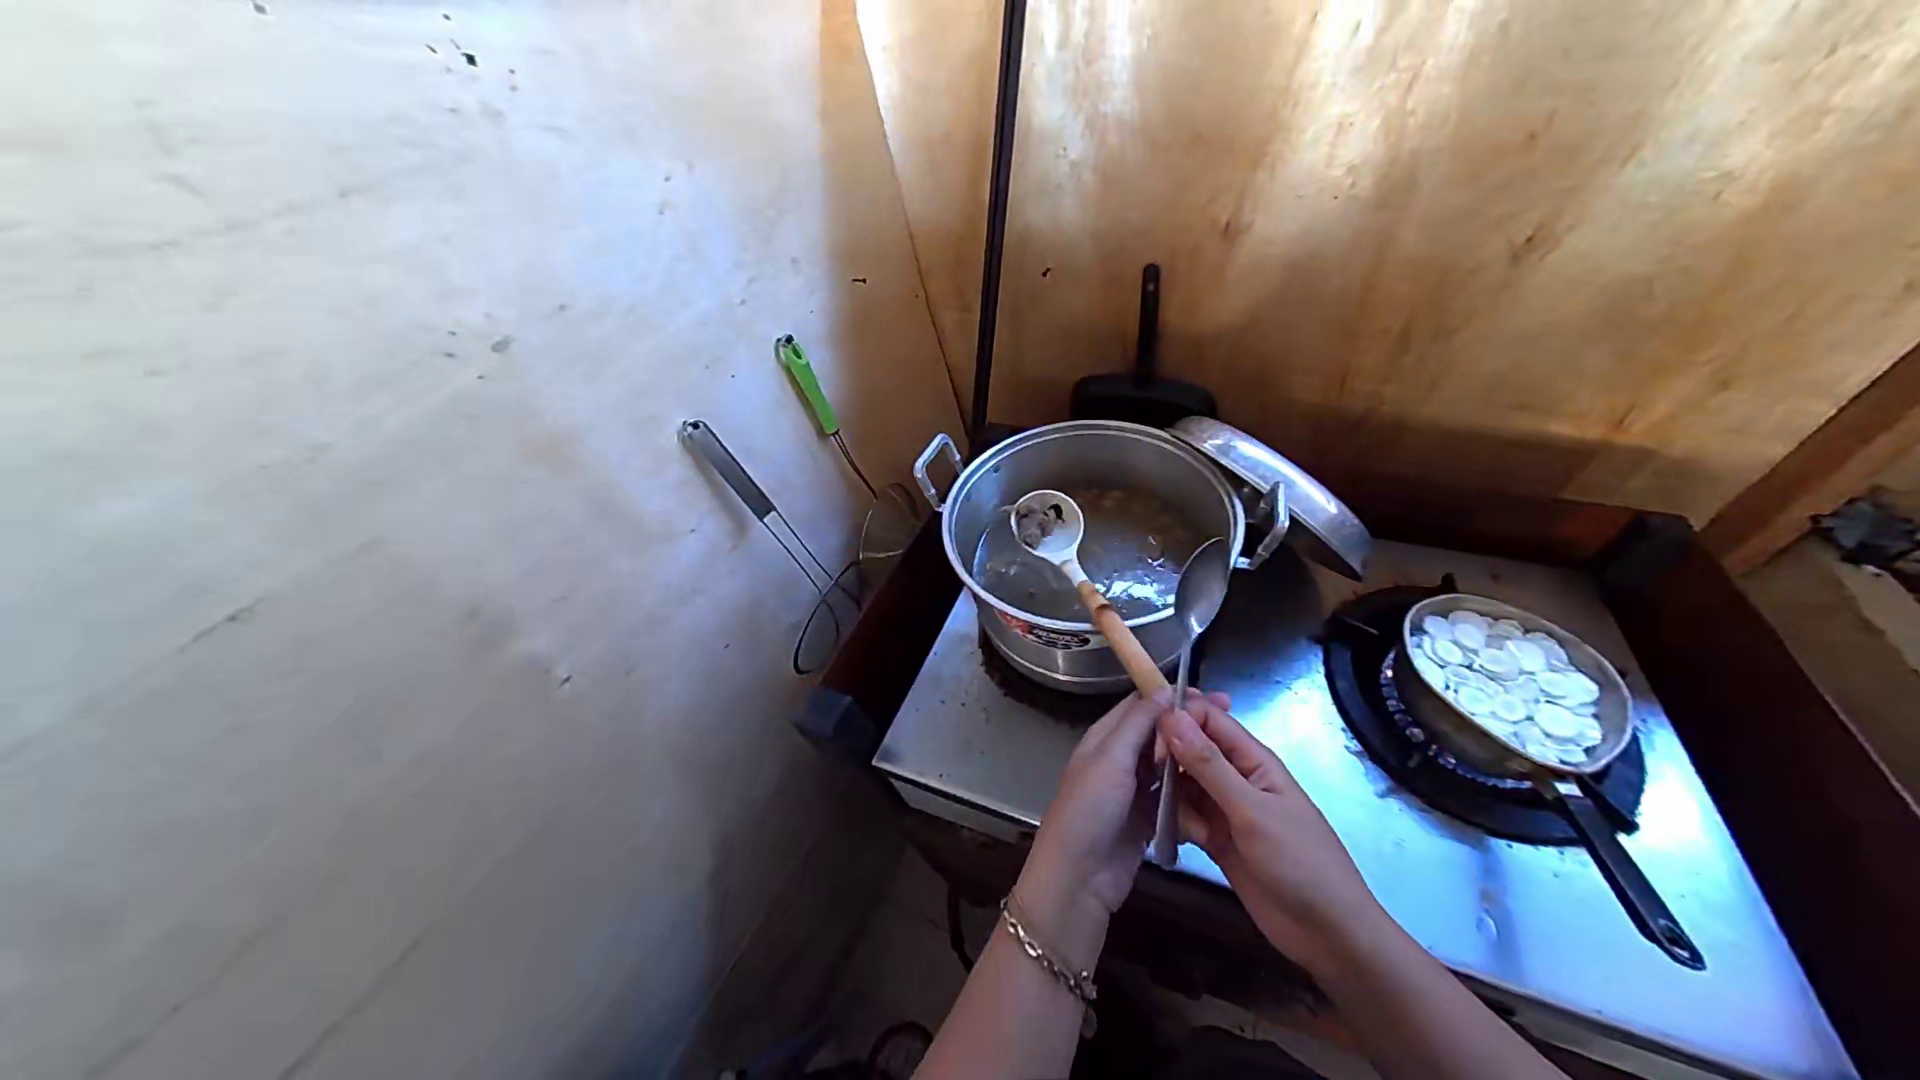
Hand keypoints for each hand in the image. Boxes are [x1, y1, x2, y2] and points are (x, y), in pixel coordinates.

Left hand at [1014, 688, 1228, 963]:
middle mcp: (1118, 759)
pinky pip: (1172, 795)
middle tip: (1229, 720)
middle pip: (1156, 733)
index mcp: (1104, 738)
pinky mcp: (1146, 818)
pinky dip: (1189, 789)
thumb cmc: (1089, 809)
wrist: (1078, 876)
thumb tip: (1164, 689)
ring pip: (1167, 764)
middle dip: (1188, 725)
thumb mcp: (1111, 759)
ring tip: (1228, 749)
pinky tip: (1215, 785)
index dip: (1172, 697)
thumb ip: (1137, 724)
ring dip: (1191, 756)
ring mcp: (1132, 790)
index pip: (1140, 705)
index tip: (1211, 696)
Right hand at [1157, 697, 1390, 974]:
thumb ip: (1209, 765)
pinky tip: (1164, 832)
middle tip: (1146, 776)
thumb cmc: (1301, 863)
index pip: (1208, 718)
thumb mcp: (1251, 811)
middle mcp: (1236, 777)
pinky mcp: (1215, 838)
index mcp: (1253, 760)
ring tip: (1154, 808)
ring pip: (1182, 783)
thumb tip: (1172, 717)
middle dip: (1166, 756)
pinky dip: (1172, 819)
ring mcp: (1224, 809)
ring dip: (1166, 791)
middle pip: (1190, 748)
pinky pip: (1184, 815)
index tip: (1153, 742)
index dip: (1178, 721)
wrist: (1328, 935)